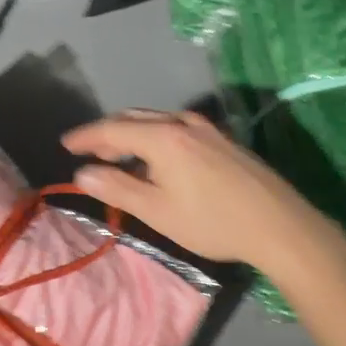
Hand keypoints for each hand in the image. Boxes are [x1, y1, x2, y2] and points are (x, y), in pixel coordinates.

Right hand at [62, 109, 345, 286]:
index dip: (86, 136)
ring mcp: (206, 129)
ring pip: (156, 121)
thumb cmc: (212, 222)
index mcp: (162, 137)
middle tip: (89, 151)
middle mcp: (181, 123)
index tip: (65, 144)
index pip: (112, 129)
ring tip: (120, 156)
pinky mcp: (222, 140)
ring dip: (132, 134)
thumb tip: (83, 172)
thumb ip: (117, 188)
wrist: (280, 226)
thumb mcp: (158, 211)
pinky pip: (175, 128)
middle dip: (107, 133)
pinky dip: (154, 137)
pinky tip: (158, 159)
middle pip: (133, 119)